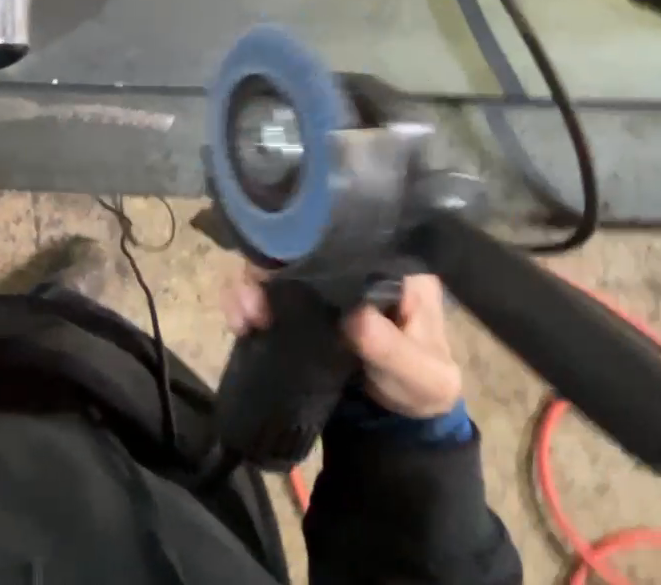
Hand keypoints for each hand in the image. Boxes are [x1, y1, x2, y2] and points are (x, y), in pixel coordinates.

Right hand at [225, 269, 463, 419]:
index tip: (284, 271)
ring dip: (245, 288)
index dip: (305, 248)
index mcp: (386, 268)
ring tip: (245, 320)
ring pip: (266, 267)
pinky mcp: (288, 304)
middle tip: (256, 305)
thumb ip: (395, 350)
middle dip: (264, 270)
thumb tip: (357, 319)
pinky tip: (239, 325)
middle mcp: (344, 266)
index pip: (339, 241)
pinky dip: (237, 302)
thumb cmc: (421, 388)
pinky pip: (254, 292)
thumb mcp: (423, 376)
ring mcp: (312, 284)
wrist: (397, 419)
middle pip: (292, 248)